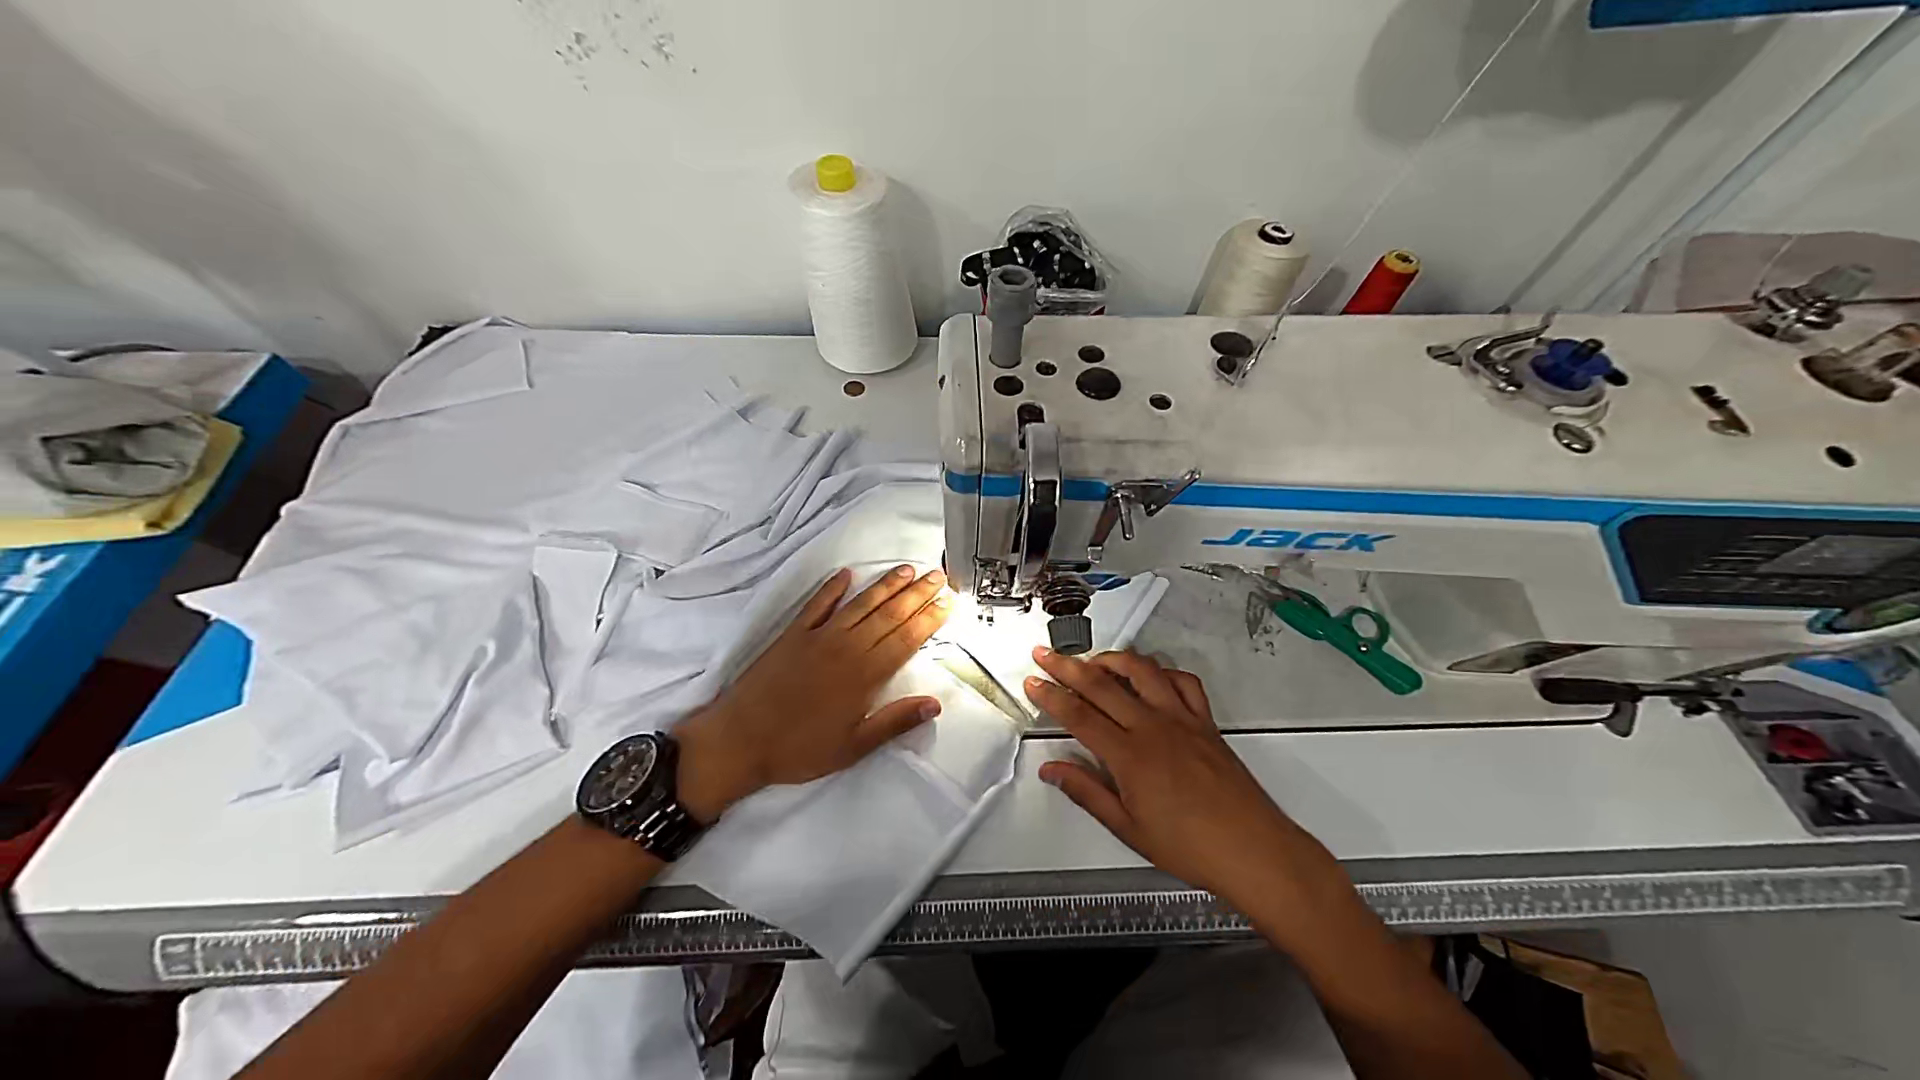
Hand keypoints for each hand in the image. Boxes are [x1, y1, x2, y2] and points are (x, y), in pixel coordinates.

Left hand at [675, 566, 953, 821]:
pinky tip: (845, 575)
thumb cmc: (798, 749)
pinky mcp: (792, 634)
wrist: (739, 740)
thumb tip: (933, 705)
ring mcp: (818, 637)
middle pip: (889, 614)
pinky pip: (817, 604)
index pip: (906, 638)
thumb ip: (894, 722)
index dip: (930, 618)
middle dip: (917, 593)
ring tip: (907, 571)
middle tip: (938, 576)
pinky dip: (832, 588)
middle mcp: (845, 648)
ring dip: (885, 585)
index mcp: (864, 675)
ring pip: (860, 604)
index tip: (947, 602)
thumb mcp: (853, 747)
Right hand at [1024, 648, 1345, 909]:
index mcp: (1130, 756)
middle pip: (1102, 684)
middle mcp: (1154, 728)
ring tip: (1093, 658)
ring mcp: (1182, 720)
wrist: (1253, 850)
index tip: (1033, 683)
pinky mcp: (1205, 722)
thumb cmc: (1194, 846)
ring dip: (1112, 659)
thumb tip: (1054, 771)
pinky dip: (1162, 671)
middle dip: (1067, 666)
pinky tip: (1150, 674)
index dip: (1051, 695)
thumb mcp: (1128, 828)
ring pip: (1142, 671)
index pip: (1078, 714)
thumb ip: (1087, 792)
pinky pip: (1183, 682)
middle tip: (1046, 655)